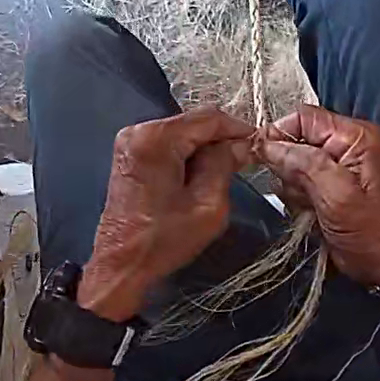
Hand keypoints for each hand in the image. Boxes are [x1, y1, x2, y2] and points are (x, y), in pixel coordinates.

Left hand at [82, 109, 257, 321]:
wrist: (121, 263)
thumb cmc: (163, 240)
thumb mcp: (208, 205)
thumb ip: (224, 165)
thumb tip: (239, 145)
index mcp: (157, 139)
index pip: (208, 117)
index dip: (238, 128)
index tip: (257, 143)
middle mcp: (139, 131)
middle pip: (193, 122)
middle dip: (220, 139)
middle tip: (243, 160)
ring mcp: (130, 141)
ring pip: (181, 132)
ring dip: (204, 147)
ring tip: (224, 170)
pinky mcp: (129, 153)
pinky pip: (167, 143)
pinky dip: (186, 153)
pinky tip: (199, 173)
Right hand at [253, 105, 379, 284]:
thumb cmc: (374, 231)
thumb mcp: (339, 195)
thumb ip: (304, 163)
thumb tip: (267, 144)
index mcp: (355, 136)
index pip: (304, 117)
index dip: (279, 133)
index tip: (262, 157)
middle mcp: (346, 145)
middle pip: (295, 140)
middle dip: (289, 168)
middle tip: (304, 192)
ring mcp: (337, 166)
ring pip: (292, 164)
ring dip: (293, 187)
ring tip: (312, 207)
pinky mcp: (328, 185)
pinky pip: (297, 183)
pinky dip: (297, 198)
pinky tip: (312, 212)